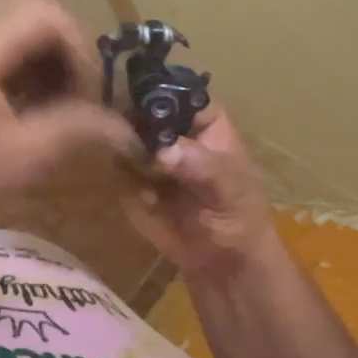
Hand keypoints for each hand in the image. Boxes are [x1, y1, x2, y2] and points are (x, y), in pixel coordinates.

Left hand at [0, 0, 138, 238]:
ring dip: (36, 44)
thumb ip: (74, 130)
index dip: (82, 52)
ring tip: (46, 96)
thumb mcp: (14, 159)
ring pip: (7, 9)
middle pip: (30, 2)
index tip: (90, 99)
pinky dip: (8, 46)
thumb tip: (127, 127)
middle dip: (63, 45)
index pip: (49, 12)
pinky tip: (11, 90)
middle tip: (74, 95)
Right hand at [122, 103, 279, 278]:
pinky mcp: (132, 181)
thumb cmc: (240, 221)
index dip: (160, 90)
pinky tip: (145, 199)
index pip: (179, 90)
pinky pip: (117, 168)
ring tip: (144, 176)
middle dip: (133, 121)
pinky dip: (123, 179)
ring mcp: (149, 154)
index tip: (136, 98)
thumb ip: (201, 166)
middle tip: (129, 138)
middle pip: (144, 108)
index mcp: (203, 122)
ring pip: (125, 135)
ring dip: (125, 150)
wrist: (224, 268)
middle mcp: (172, 131)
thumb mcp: (230, 191)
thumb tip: (165, 151)